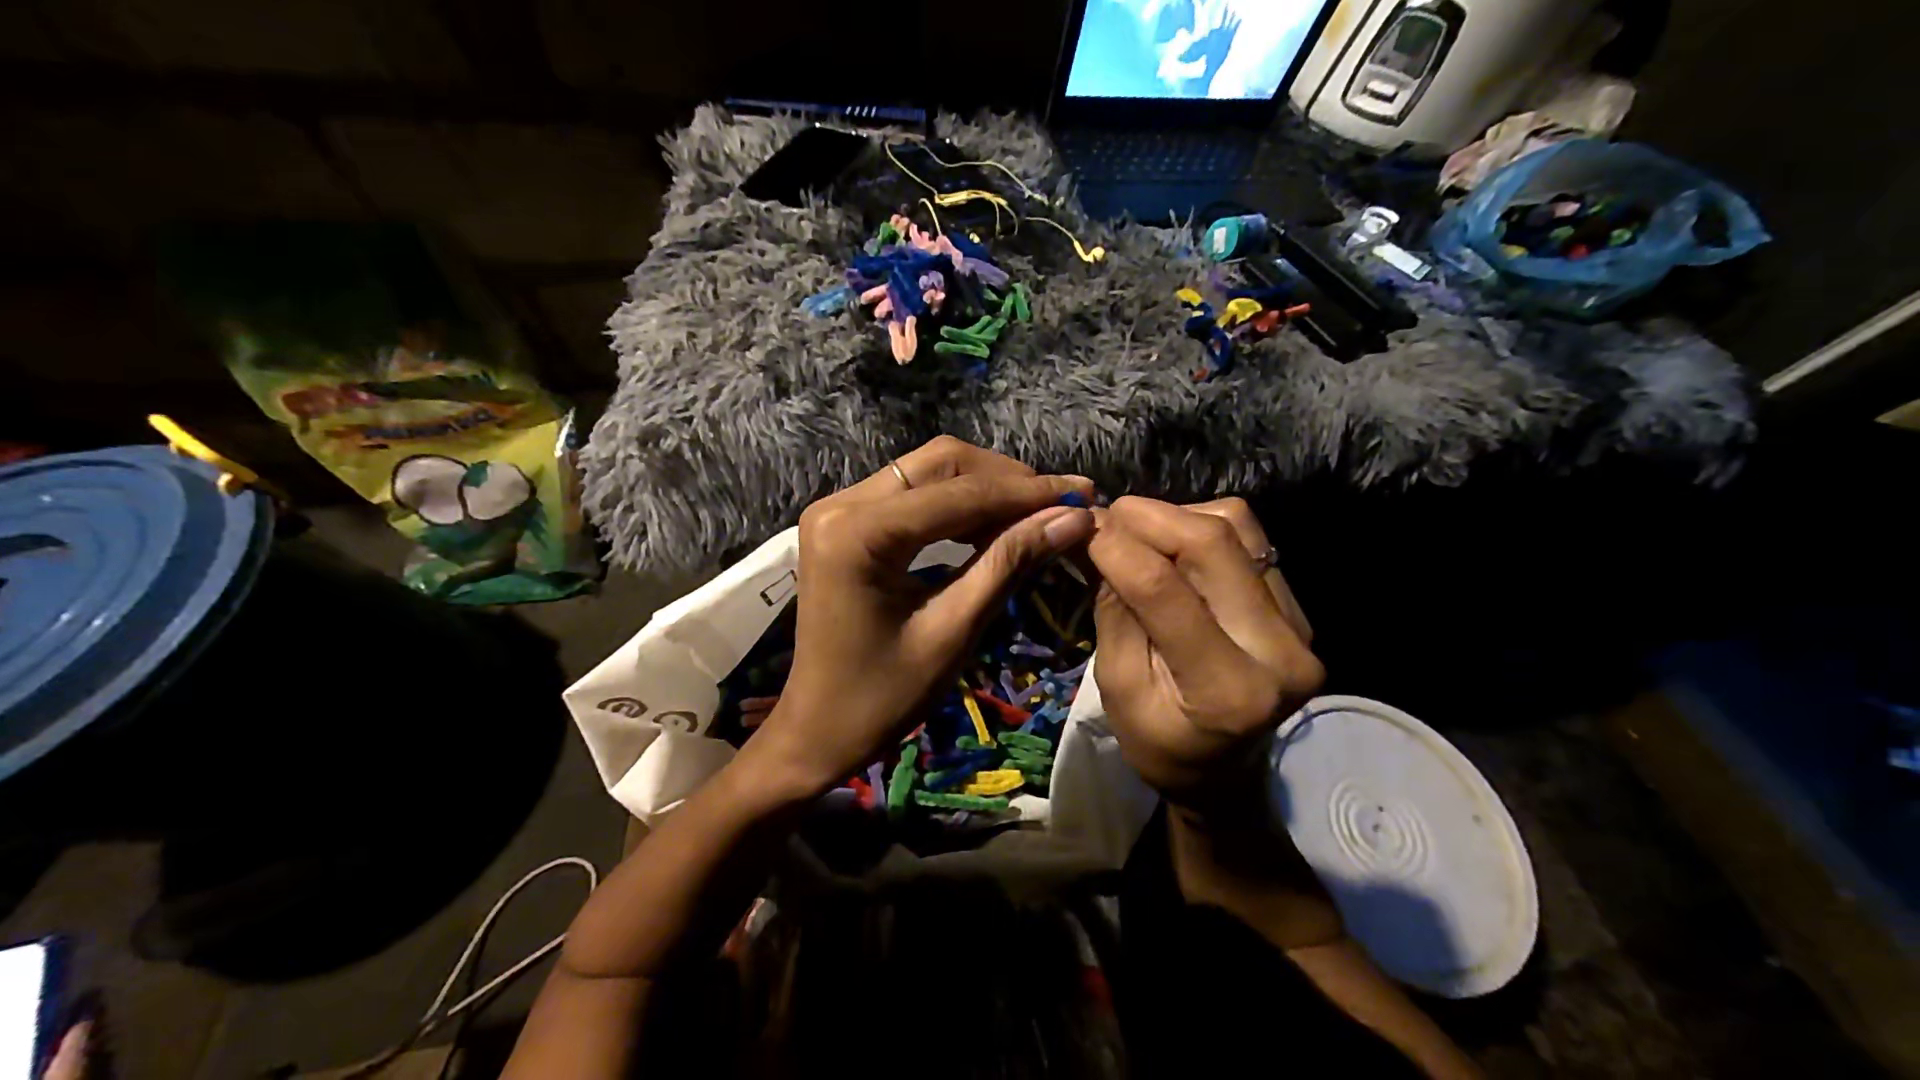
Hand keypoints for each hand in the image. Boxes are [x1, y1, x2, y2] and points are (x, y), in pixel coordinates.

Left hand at [740, 437, 1094, 795]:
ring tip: (1038, 513)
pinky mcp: (844, 522)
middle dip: (1007, 480)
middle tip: (1062, 505)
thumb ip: (1010, 563)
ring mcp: (838, 509)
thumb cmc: (883, 696)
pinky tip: (995, 524)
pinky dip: (957, 505)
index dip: (1028, 492)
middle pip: (941, 462)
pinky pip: (911, 495)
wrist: (818, 729)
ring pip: (928, 472)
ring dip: (985, 488)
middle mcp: (841, 504)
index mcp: (858, 533)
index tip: (1084, 495)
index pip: (960, 493)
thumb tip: (1073, 519)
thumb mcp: (953, 629)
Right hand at [1087, 496, 1321, 808]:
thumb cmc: (1160, 743)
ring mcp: (1298, 622)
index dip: (1117, 548)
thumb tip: (1101, 541)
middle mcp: (1280, 648)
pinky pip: (1250, 537)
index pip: (1165, 592)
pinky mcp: (1297, 604)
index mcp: (1229, 689)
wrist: (1225, 771)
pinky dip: (1202, 525)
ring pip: (1237, 527)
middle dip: (1148, 517)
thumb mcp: (1118, 691)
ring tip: (1138, 531)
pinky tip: (1173, 544)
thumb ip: (1114, 614)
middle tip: (1107, 515)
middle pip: (1213, 544)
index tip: (1081, 526)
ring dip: (1176, 515)